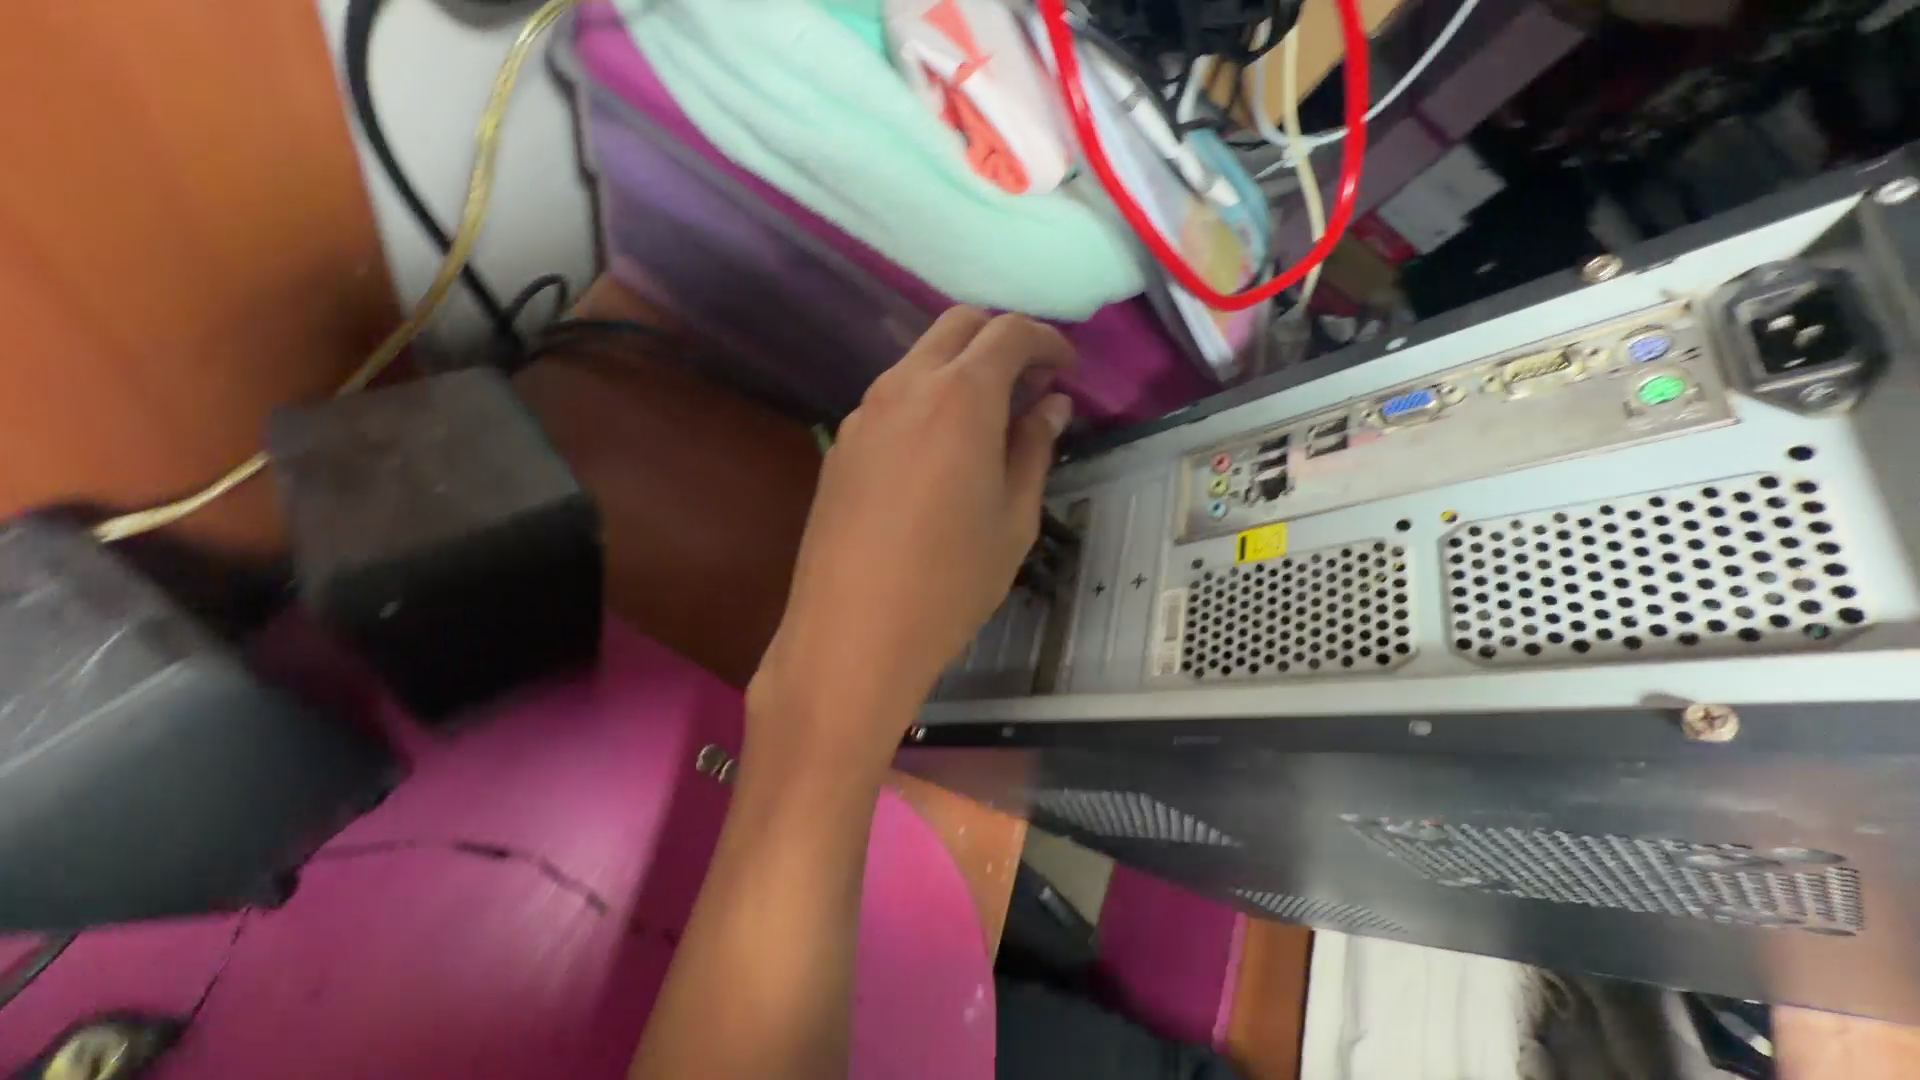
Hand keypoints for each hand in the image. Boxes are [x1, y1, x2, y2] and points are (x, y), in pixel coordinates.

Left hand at [748, 308, 1076, 771]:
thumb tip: (1051, 405)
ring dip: (961, 367)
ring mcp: (864, 412)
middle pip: (958, 326)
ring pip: (919, 359)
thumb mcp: (1013, 518)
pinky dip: (927, 398)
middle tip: (1032, 383)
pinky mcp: (842, 444)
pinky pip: (892, 397)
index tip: (1067, 370)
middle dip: (1002, 338)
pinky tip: (941, 449)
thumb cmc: (951, 581)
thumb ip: (1033, 448)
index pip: (1010, 333)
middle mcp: (905, 386)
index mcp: (960, 396)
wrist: (851, 633)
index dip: (1048, 342)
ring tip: (990, 418)